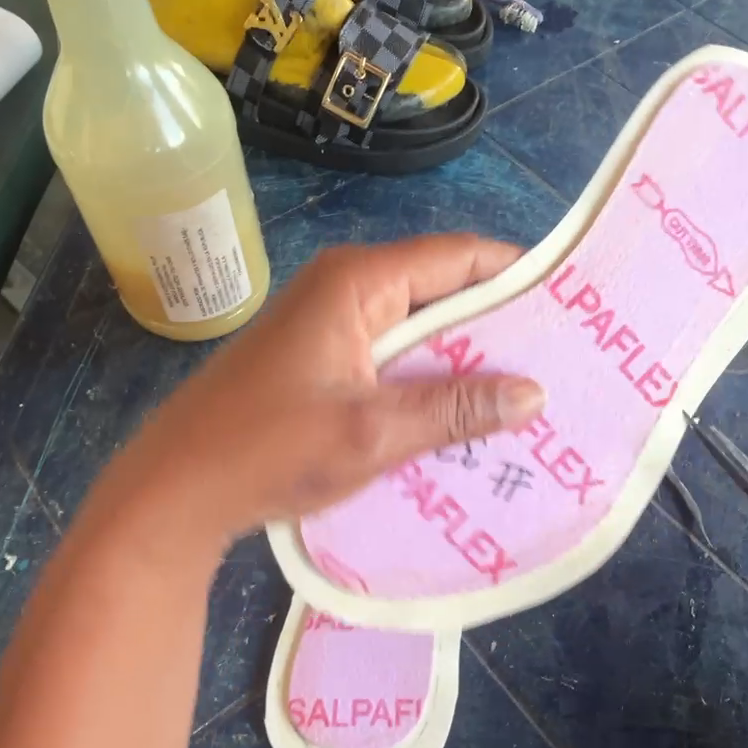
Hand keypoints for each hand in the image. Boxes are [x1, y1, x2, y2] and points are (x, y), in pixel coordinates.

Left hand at [116, 235, 545, 540]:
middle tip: (559, 358)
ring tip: (524, 390)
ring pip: (418, 327)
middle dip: (498, 323)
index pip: (458, 257)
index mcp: (359, 282)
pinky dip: (428, 377)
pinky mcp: (321, 358)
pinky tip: (462, 413)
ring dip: (464, 357)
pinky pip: (392, 355)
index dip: (517, 273)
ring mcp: (330, 322)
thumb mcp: (373, 432)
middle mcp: (347, 287)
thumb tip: (533, 393)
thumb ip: (454, 408)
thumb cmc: (270, 449)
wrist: (176, 490)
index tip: (571, 303)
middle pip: (442, 290)